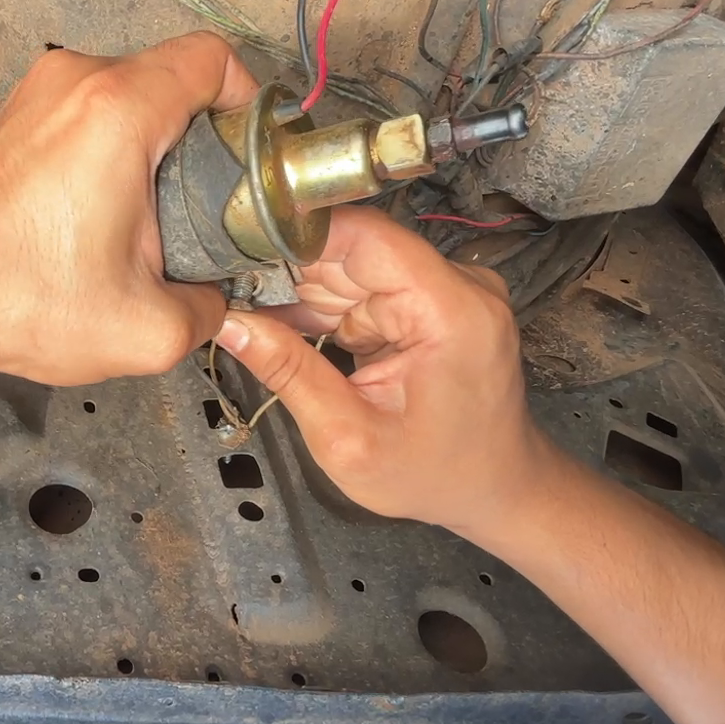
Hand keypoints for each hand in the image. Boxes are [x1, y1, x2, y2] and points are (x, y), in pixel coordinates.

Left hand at [0, 32, 258, 385]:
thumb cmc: (22, 301)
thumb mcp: (147, 330)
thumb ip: (211, 306)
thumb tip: (220, 292)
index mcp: (117, 111)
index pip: (213, 59)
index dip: (249, 100)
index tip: (252, 154)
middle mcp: (76, 80)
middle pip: (174, 78)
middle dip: (205, 136)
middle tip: (211, 202)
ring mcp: (39, 92)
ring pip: (132, 95)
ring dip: (158, 145)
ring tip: (157, 215)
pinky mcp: (18, 115)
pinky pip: (90, 112)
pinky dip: (115, 147)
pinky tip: (109, 209)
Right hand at [213, 207, 566, 533]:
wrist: (494, 489)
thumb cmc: (433, 475)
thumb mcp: (346, 437)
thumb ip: (288, 372)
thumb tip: (230, 324)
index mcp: (449, 312)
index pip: (365, 236)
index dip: (298, 234)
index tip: (240, 248)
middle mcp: (457, 286)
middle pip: (353, 250)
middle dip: (290, 273)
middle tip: (235, 300)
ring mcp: (447, 290)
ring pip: (351, 267)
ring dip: (304, 293)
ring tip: (263, 326)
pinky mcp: (433, 301)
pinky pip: (364, 287)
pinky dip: (326, 308)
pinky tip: (295, 332)